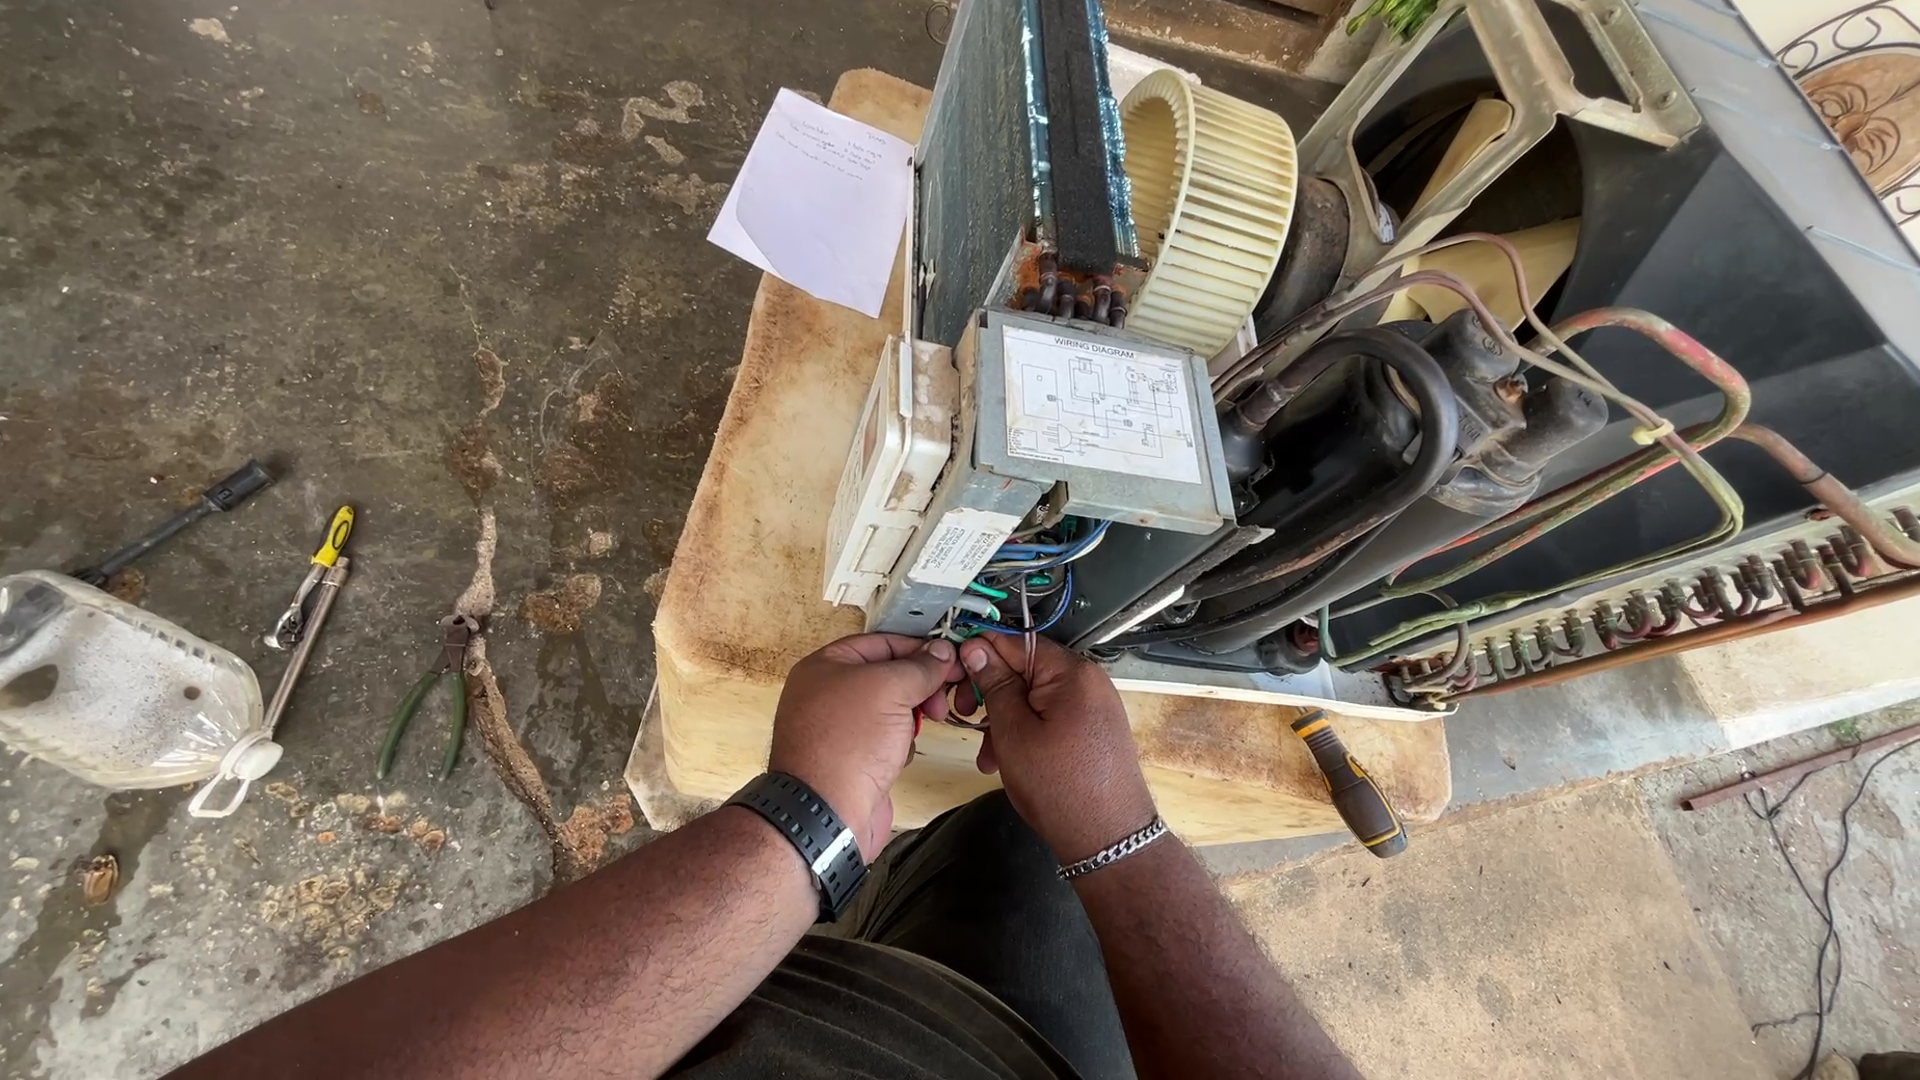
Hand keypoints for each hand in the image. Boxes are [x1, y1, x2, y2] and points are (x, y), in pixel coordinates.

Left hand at [769, 633, 963, 861]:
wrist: (829, 815)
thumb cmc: (850, 743)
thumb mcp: (890, 689)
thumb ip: (920, 666)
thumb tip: (941, 652)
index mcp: (826, 665)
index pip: (882, 642)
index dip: (919, 648)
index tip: (950, 658)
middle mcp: (827, 692)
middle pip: (888, 675)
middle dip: (919, 685)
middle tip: (943, 697)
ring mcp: (839, 728)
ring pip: (890, 707)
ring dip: (911, 715)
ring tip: (919, 729)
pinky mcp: (852, 757)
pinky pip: (885, 737)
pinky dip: (899, 742)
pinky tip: (900, 754)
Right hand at [958, 634, 1156, 862]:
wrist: (1110, 840)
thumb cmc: (1059, 786)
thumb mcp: (1013, 732)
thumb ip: (994, 684)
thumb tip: (977, 648)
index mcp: (1071, 672)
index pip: (1016, 641)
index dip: (980, 651)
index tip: (953, 671)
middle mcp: (1087, 681)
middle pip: (1024, 669)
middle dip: (990, 693)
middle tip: (964, 716)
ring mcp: (1092, 706)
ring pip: (1033, 697)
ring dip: (1004, 719)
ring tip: (988, 756)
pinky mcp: (1092, 729)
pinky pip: (1049, 716)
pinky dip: (1025, 732)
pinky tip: (1007, 761)